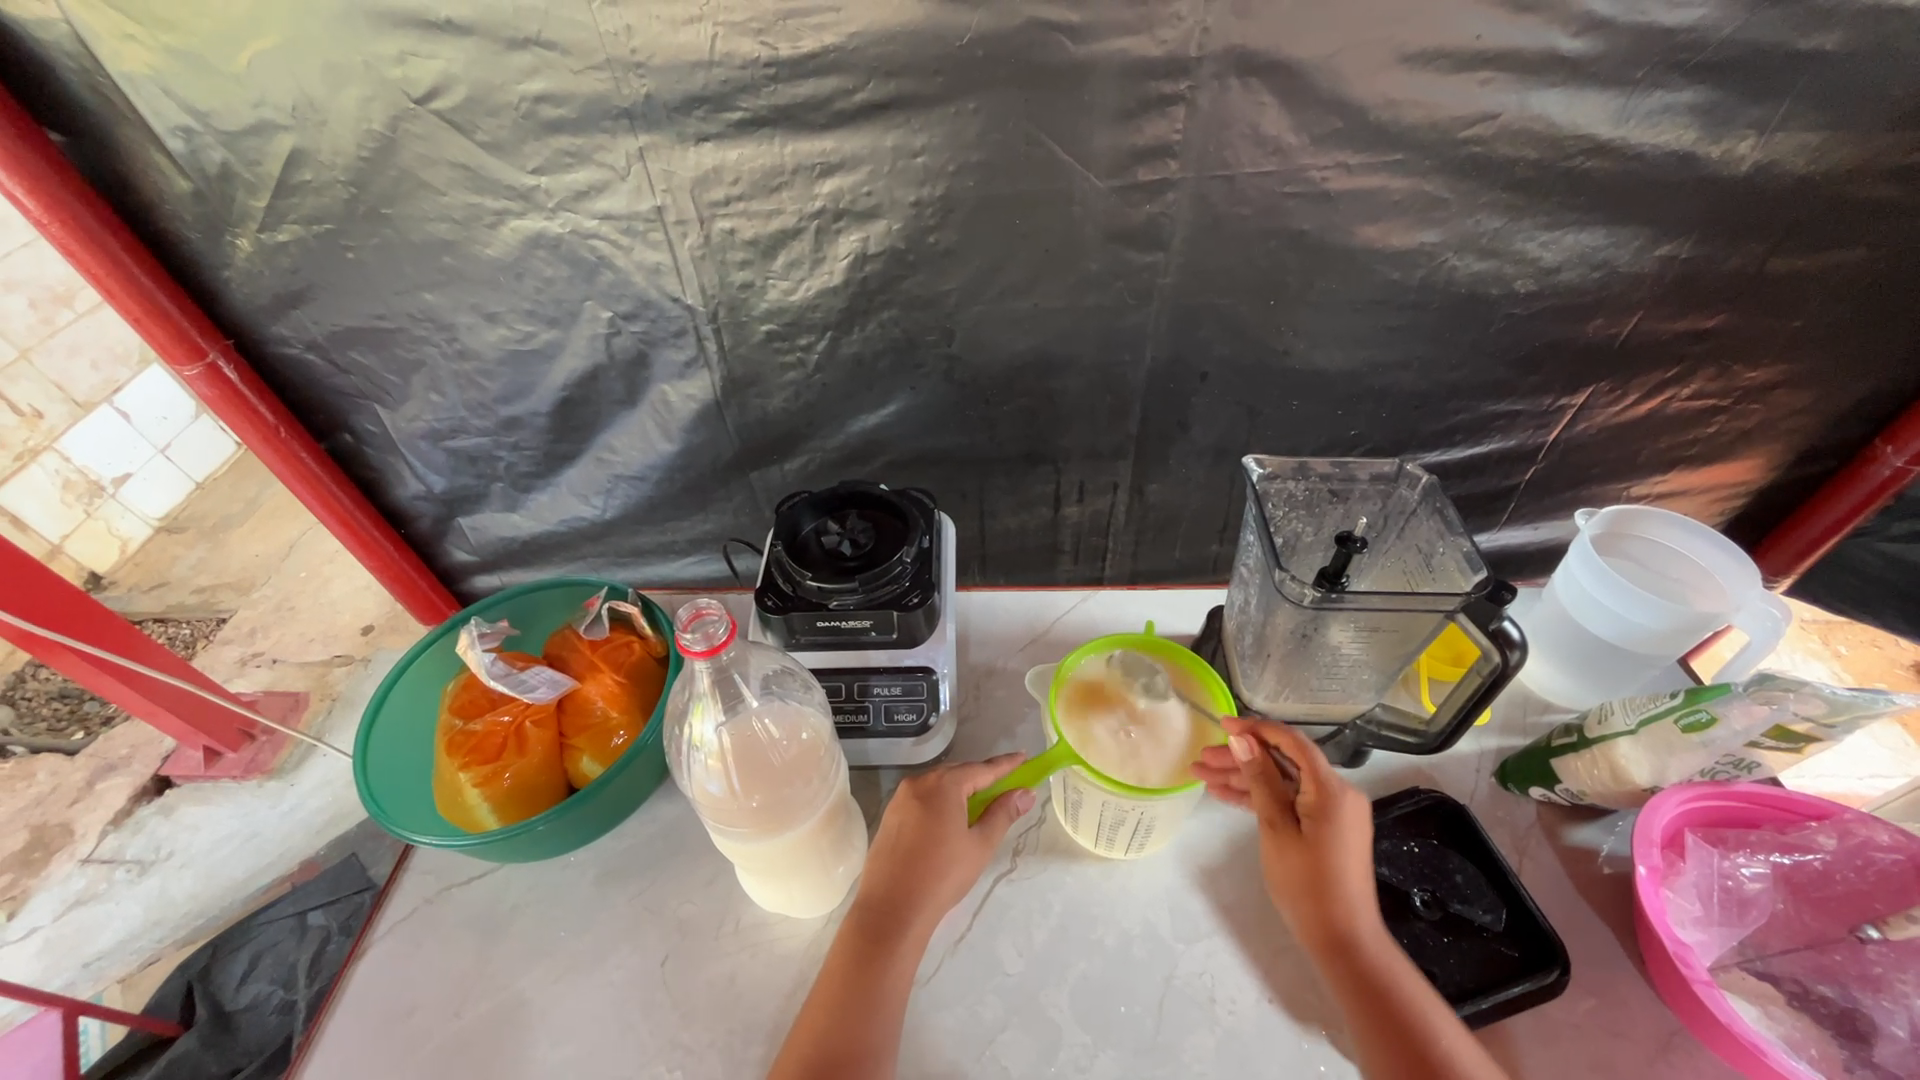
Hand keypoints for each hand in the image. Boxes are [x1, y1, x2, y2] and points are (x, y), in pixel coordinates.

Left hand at [851, 753, 1036, 940]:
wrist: (891, 908)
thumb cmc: (942, 875)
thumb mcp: (980, 845)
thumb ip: (1003, 814)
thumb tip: (1025, 793)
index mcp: (943, 785)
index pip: (982, 769)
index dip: (1005, 765)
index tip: (1024, 756)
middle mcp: (919, 783)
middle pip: (957, 773)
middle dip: (982, 777)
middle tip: (1005, 783)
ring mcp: (900, 799)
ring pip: (938, 785)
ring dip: (960, 789)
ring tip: (981, 800)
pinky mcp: (890, 816)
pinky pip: (922, 798)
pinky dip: (941, 801)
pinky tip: (950, 817)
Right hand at [1191, 718, 1382, 950]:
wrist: (1342, 939)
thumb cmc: (1306, 883)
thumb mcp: (1275, 827)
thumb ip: (1259, 779)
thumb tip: (1242, 740)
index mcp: (1331, 788)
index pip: (1292, 743)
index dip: (1256, 729)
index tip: (1221, 725)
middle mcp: (1337, 792)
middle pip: (1284, 762)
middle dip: (1241, 758)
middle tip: (1201, 758)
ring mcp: (1332, 811)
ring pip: (1283, 782)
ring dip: (1245, 778)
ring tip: (1202, 776)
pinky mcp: (1325, 828)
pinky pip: (1290, 802)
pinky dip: (1261, 798)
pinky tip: (1225, 795)